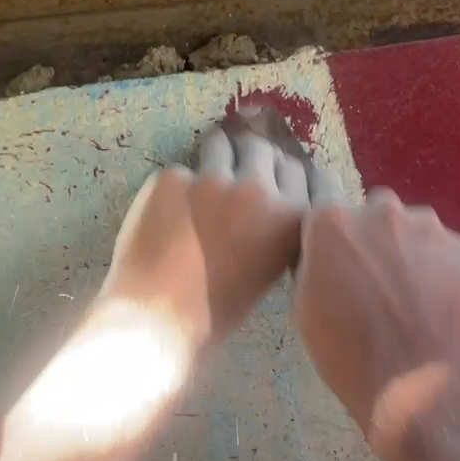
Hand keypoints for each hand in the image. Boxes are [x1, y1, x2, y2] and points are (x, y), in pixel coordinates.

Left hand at [103, 118, 316, 346]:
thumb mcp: (273, 263)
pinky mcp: (172, 178)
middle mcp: (258, 190)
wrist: (160, 317)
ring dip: (216, 156)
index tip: (271, 177)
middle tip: (238, 173)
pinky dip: (178, 187)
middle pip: (262, 147)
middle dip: (251, 157)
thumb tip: (275, 187)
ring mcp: (212, 180)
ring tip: (204, 181)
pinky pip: (181, 170)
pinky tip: (171, 213)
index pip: (298, 167)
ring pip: (221, 143)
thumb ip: (281, 222)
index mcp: (292, 216)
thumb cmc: (222, 303)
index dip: (282, 172)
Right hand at [294, 188, 459, 460]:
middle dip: (374, 236)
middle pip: (373, 212)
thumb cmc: (350, 354)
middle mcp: (379, 211)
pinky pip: (444, 249)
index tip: (337, 265)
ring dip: (409, 248)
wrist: (421, 382)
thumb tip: (325, 256)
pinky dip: (441, 267)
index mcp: (332, 223)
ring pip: (413, 226)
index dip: (331, 241)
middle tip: (377, 279)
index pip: (324, 215)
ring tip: (413, 294)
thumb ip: (315, 266)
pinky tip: (440, 303)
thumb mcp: (306, 310)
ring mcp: (425, 225)